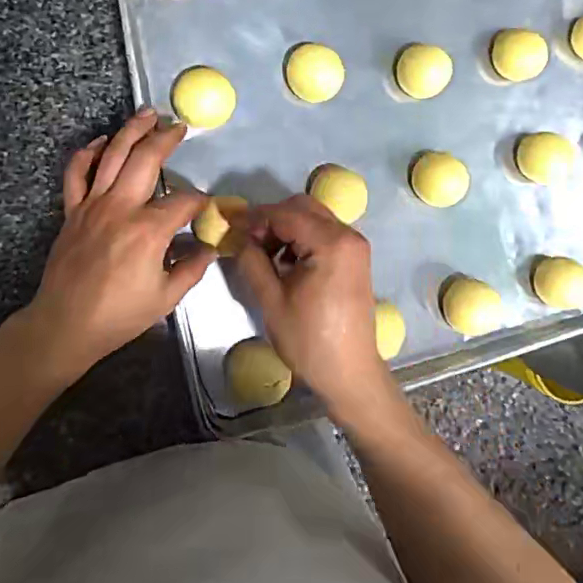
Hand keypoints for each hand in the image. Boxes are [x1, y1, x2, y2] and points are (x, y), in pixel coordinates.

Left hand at [17, 109, 215, 380]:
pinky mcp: (72, 210)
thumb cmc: (118, 315)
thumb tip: (210, 249)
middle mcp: (121, 207)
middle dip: (166, 139)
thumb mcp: (166, 298)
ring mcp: (93, 205)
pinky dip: (88, 153)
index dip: (200, 201)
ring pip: (113, 155)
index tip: (206, 206)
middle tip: (179, 126)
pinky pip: (76, 173)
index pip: (183, 202)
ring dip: (131, 130)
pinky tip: (102, 142)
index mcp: (149, 230)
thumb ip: (192, 268)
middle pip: (147, 159)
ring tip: (147, 113)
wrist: (66, 323)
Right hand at [232, 195, 402, 427]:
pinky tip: (284, 263)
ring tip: (263, 255)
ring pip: (312, 219)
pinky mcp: (353, 260)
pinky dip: (300, 239)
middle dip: (270, 219)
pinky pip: (323, 234)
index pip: (285, 213)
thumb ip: (252, 260)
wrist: (349, 373)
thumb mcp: (271, 299)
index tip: (228, 225)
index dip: (253, 217)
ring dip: (284, 229)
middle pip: (302, 208)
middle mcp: (348, 236)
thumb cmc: (309, 340)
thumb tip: (238, 237)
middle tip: (246, 241)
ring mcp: (354, 247)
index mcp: (331, 243)